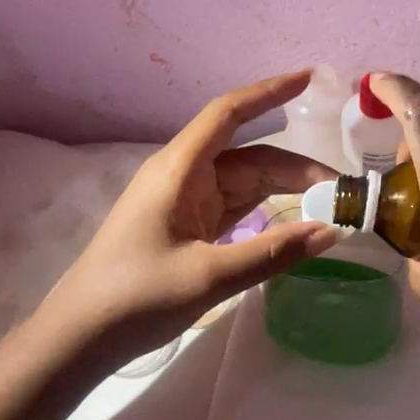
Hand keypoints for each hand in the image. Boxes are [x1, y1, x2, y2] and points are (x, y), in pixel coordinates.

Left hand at [42, 71, 339, 355]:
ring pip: (248, 181)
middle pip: (251, 156)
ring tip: (329, 205)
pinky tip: (296, 221)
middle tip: (343, 189)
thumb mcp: (208, 277)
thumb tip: (331, 232)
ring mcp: (186, 202)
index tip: (309, 80)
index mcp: (179, 170)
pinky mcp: (189, 227)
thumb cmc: (134, 298)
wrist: (77, 339)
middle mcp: (184, 176)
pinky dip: (269, 210)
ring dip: (287, 189)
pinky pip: (238, 206)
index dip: (269, 93)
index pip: (229, 114)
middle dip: (297, 167)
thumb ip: (272, 252)